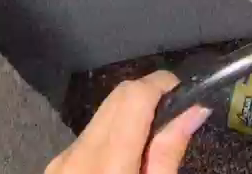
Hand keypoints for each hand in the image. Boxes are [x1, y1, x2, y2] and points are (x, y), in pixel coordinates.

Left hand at [48, 71, 209, 173]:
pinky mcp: (55, 167)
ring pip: (104, 113)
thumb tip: (195, 107)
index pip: (135, 95)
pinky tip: (125, 159)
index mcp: (106, 164)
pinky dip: (112, 134)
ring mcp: (61, 160)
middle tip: (174, 118)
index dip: (163, 84)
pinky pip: (89, 134)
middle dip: (149, 96)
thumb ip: (168, 153)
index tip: (186, 94)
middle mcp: (77, 154)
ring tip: (151, 144)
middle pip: (118, 96)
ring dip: (131, 115)